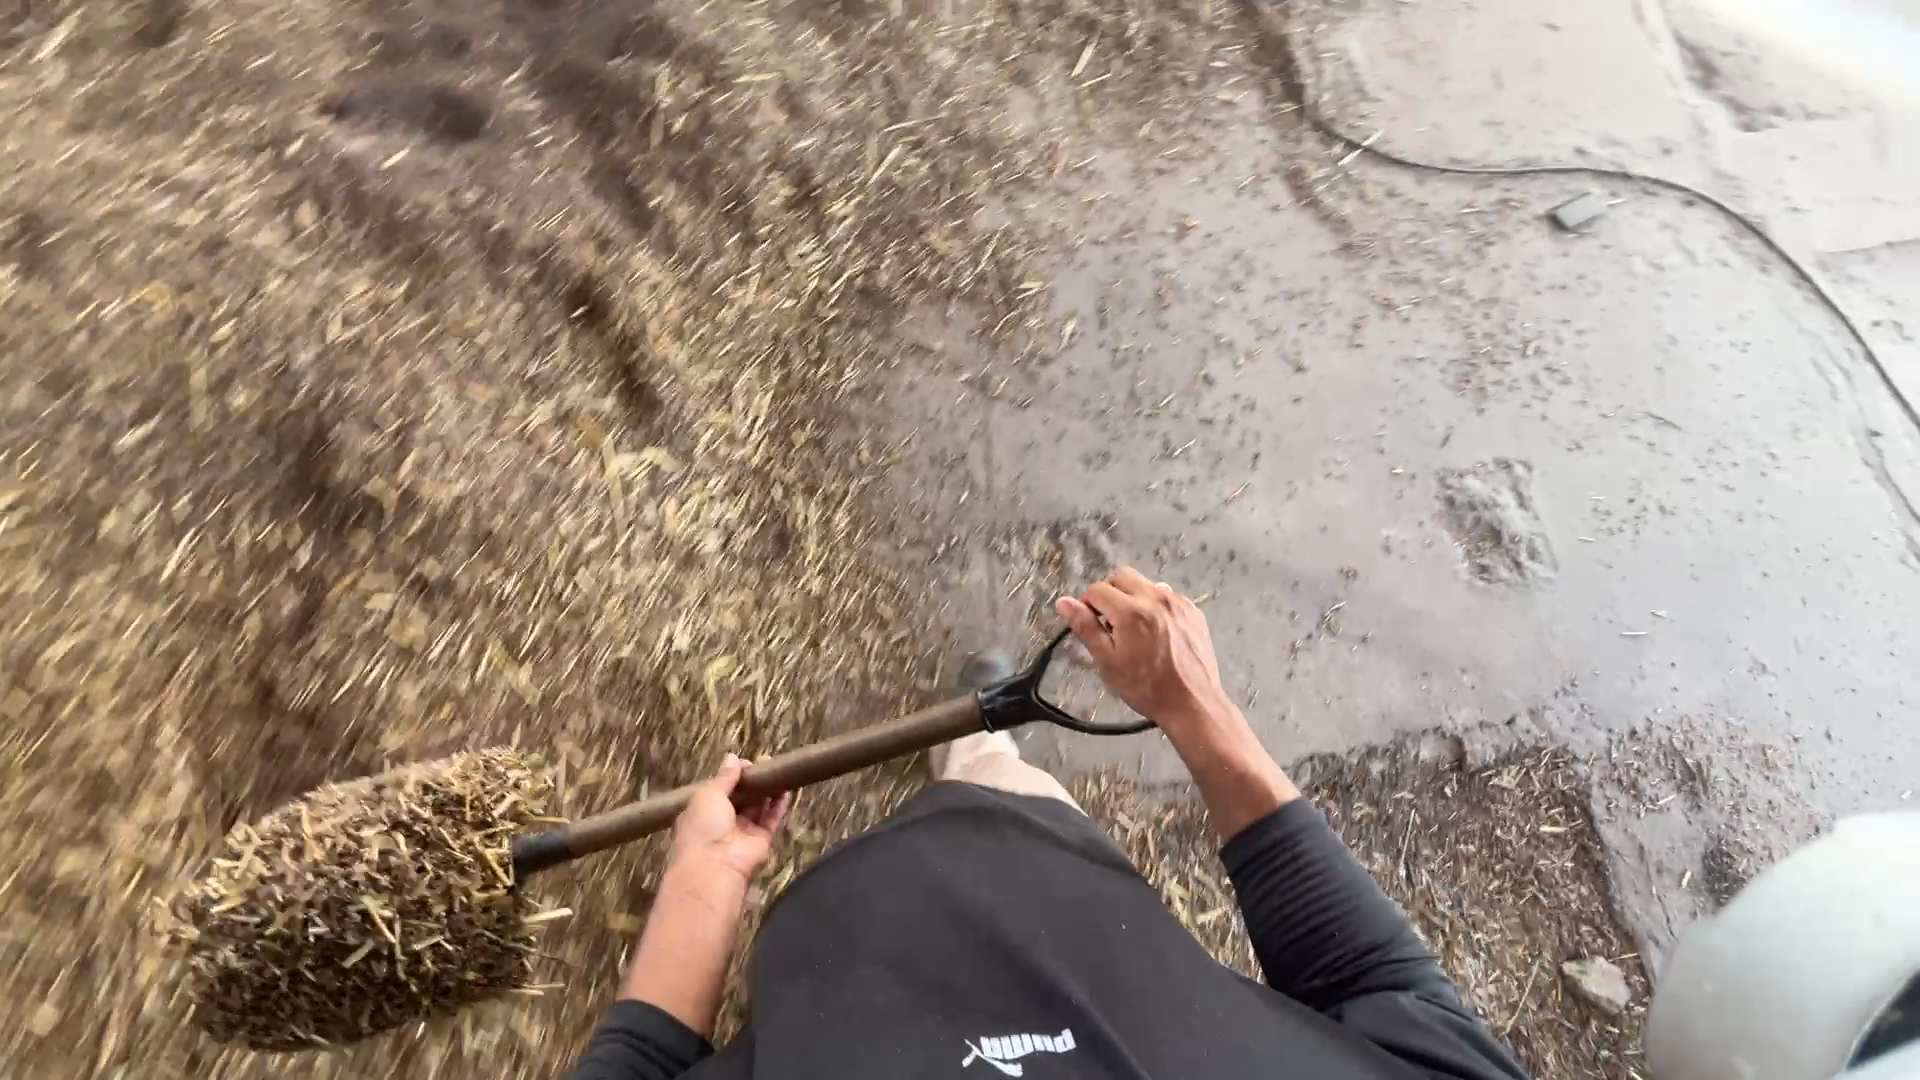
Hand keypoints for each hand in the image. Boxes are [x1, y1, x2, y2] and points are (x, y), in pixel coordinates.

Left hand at [668, 754, 791, 882]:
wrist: (714, 867)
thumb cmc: (703, 826)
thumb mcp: (708, 794)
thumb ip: (724, 777)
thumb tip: (733, 758)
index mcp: (702, 812)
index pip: (718, 791)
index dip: (731, 776)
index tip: (744, 764)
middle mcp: (721, 822)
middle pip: (740, 798)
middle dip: (751, 782)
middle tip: (765, 763)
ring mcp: (742, 832)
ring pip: (758, 807)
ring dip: (766, 790)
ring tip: (777, 771)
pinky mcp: (761, 840)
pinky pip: (771, 818)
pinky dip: (779, 804)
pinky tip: (786, 788)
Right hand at [1054, 567, 1234, 733]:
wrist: (1192, 702)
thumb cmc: (1145, 687)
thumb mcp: (1107, 661)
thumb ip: (1085, 627)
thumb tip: (1063, 603)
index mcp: (1130, 611)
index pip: (1097, 589)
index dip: (1087, 605)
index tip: (1091, 624)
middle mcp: (1155, 598)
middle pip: (1121, 576)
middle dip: (1109, 593)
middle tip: (1109, 622)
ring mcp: (1177, 602)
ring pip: (1145, 583)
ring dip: (1132, 596)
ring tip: (1133, 627)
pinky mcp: (1192, 610)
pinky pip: (1166, 595)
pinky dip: (1154, 604)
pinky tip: (1155, 630)